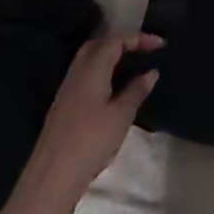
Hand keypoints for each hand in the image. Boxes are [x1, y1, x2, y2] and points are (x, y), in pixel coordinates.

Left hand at [22, 30, 162, 203]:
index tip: (161, 45)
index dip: (138, 38)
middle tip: (143, 50)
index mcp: (92, 70)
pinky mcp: (64, 105)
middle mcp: (77, 74)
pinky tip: (113, 87)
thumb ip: (136, 91)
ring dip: (110, 56)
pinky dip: (102, 71)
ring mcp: (67, 90)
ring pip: (89, 60)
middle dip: (122, 41)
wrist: (52, 175)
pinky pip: (85, 75)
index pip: (115, 41)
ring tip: (132, 65)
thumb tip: (150, 72)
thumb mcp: (121, 116)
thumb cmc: (91, 141)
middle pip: (98, 45)